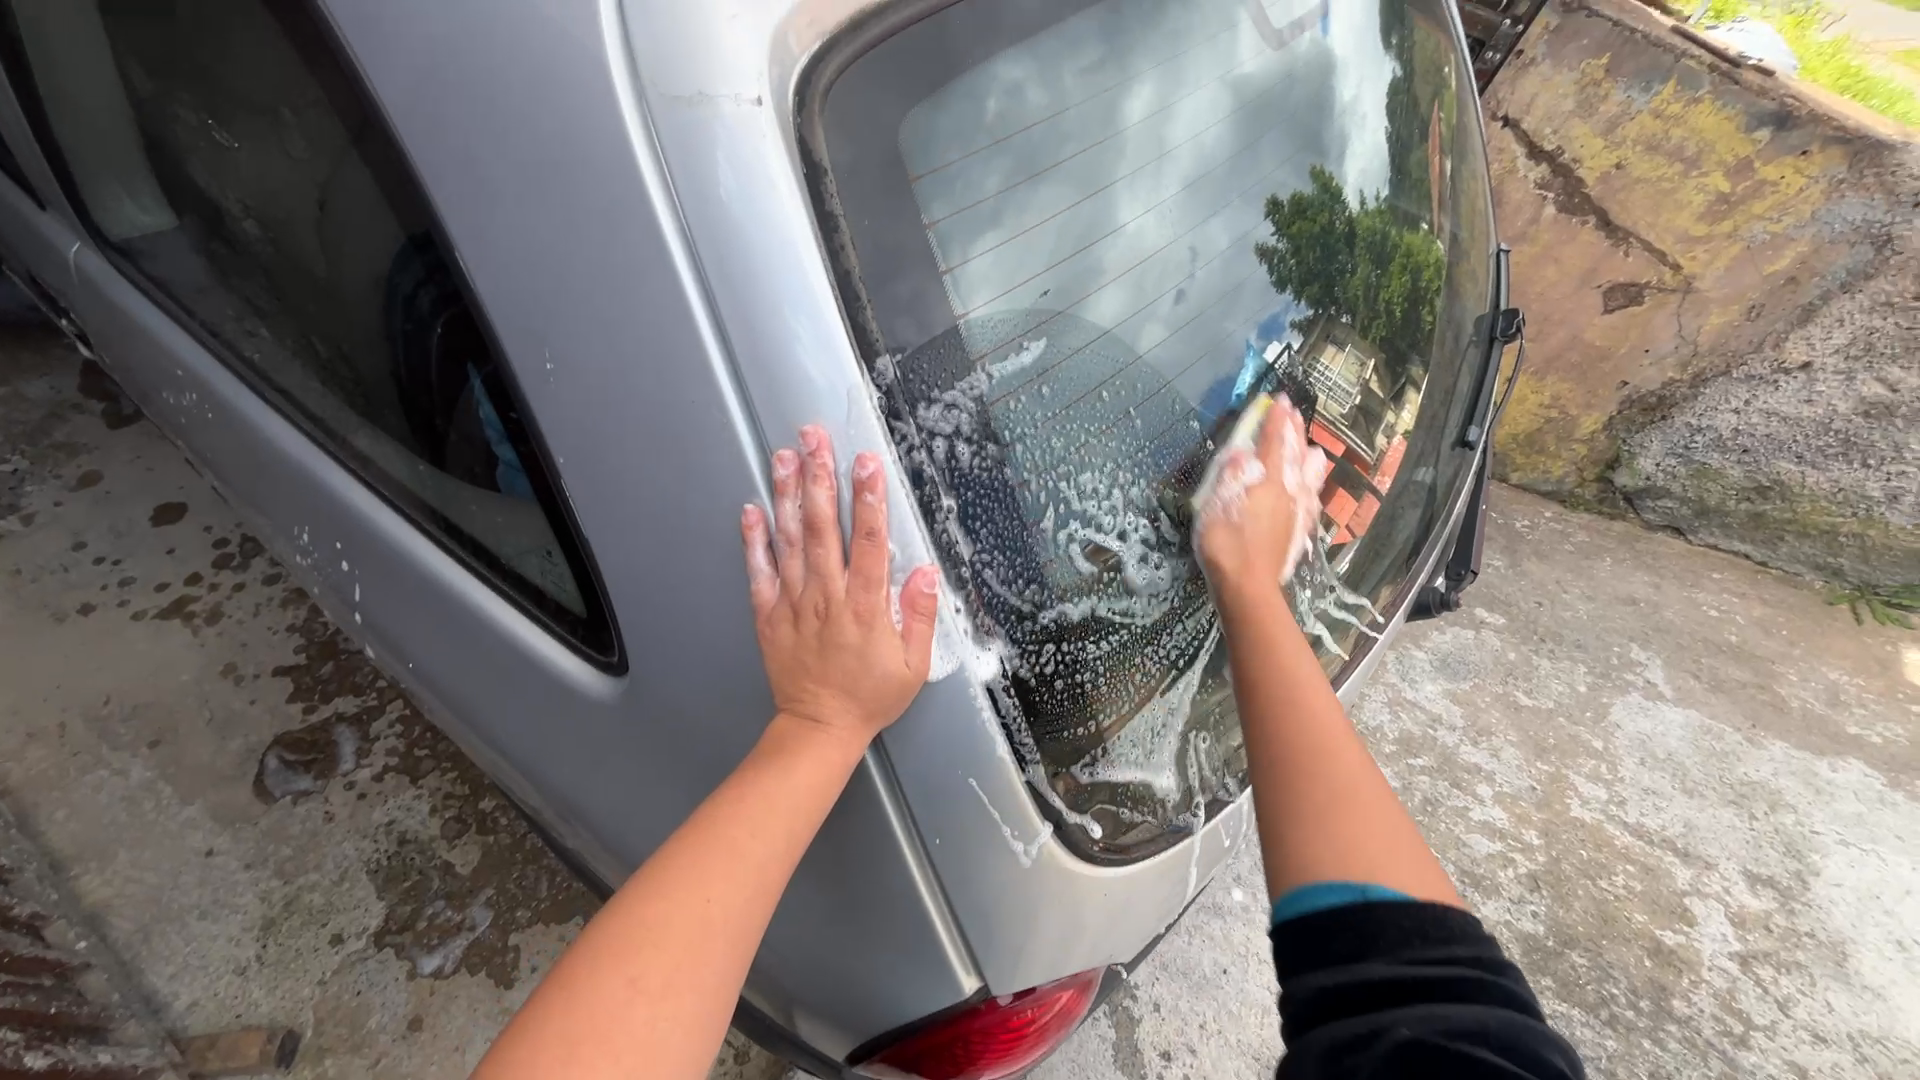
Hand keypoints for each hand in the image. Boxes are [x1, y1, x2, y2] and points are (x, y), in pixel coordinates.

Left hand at [740, 426, 940, 748]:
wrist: (819, 728)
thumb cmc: (870, 697)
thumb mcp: (913, 665)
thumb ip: (921, 616)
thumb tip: (928, 572)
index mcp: (866, 607)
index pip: (870, 542)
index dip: (870, 499)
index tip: (867, 462)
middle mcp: (828, 597)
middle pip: (824, 528)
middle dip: (821, 478)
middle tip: (815, 438)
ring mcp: (795, 603)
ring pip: (791, 540)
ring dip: (788, 495)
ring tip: (784, 456)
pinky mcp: (770, 615)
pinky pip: (760, 572)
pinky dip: (754, 540)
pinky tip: (752, 509)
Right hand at [1193, 397, 1330, 608]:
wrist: (1247, 585)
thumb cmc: (1225, 544)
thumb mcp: (1216, 505)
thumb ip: (1230, 474)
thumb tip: (1242, 450)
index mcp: (1267, 480)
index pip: (1274, 441)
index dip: (1276, 420)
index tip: (1280, 399)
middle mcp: (1288, 491)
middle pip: (1296, 454)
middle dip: (1294, 431)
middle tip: (1293, 414)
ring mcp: (1297, 512)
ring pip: (1311, 477)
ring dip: (1309, 458)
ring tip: (1311, 449)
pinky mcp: (1299, 531)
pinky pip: (1312, 502)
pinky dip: (1312, 488)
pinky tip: (1311, 491)